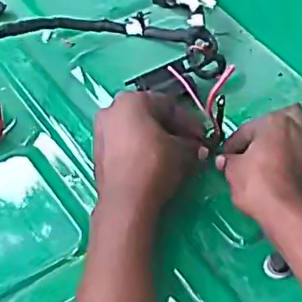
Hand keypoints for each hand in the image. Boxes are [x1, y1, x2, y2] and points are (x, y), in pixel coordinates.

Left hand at [92, 91, 208, 223]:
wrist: (125, 202)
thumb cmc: (155, 165)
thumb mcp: (184, 152)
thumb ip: (193, 144)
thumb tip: (198, 147)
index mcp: (132, 100)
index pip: (169, 105)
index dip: (190, 122)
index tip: (203, 136)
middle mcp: (112, 110)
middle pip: (150, 117)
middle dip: (172, 131)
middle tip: (191, 146)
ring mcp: (101, 132)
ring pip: (137, 132)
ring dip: (157, 141)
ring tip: (175, 157)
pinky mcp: (98, 154)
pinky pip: (126, 147)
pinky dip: (141, 152)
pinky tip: (156, 165)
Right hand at [216, 105, 301, 226]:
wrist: (288, 214)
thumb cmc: (258, 186)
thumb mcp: (234, 172)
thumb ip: (230, 162)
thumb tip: (226, 160)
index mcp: (275, 123)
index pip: (248, 129)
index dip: (234, 144)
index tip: (227, 157)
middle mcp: (301, 130)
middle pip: (292, 117)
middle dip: (278, 127)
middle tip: (265, 145)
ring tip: (293, 154)